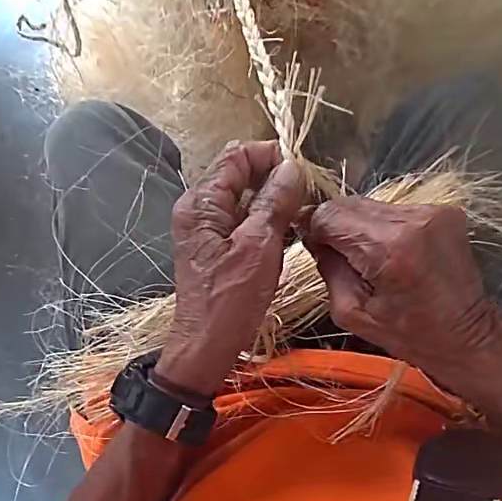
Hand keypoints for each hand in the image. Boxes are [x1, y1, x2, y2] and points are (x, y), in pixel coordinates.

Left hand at [156, 141, 307, 398]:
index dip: (271, 156)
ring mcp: (204, 229)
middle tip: (303, 200)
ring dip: (272, 204)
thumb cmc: (230, 300)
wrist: (207, 345)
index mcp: (201, 203)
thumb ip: (275, 201)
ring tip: (296, 222)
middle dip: (274, 180)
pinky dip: (264, 224)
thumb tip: (292, 166)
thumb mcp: (259, 246)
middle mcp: (197, 209)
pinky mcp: (214, 247)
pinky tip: (283, 240)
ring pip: (244, 198)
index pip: (236, 155)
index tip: (301, 174)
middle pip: (240, 174)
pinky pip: (242, 222)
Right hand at [301, 197, 501, 429]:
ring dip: (357, 225)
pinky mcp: (444, 210)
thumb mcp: (350, 312)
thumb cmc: (408, 333)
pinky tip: (386, 252)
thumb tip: (313, 239)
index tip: (310, 245)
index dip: (312, 228)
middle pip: (349, 203)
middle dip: (334, 226)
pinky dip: (380, 226)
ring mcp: (431, 210)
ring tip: (363, 256)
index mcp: (388, 247)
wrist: (468, 335)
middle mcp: (412, 219)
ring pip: (369, 204)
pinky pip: (393, 209)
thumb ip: (328, 269)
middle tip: (333, 253)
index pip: (329, 215)